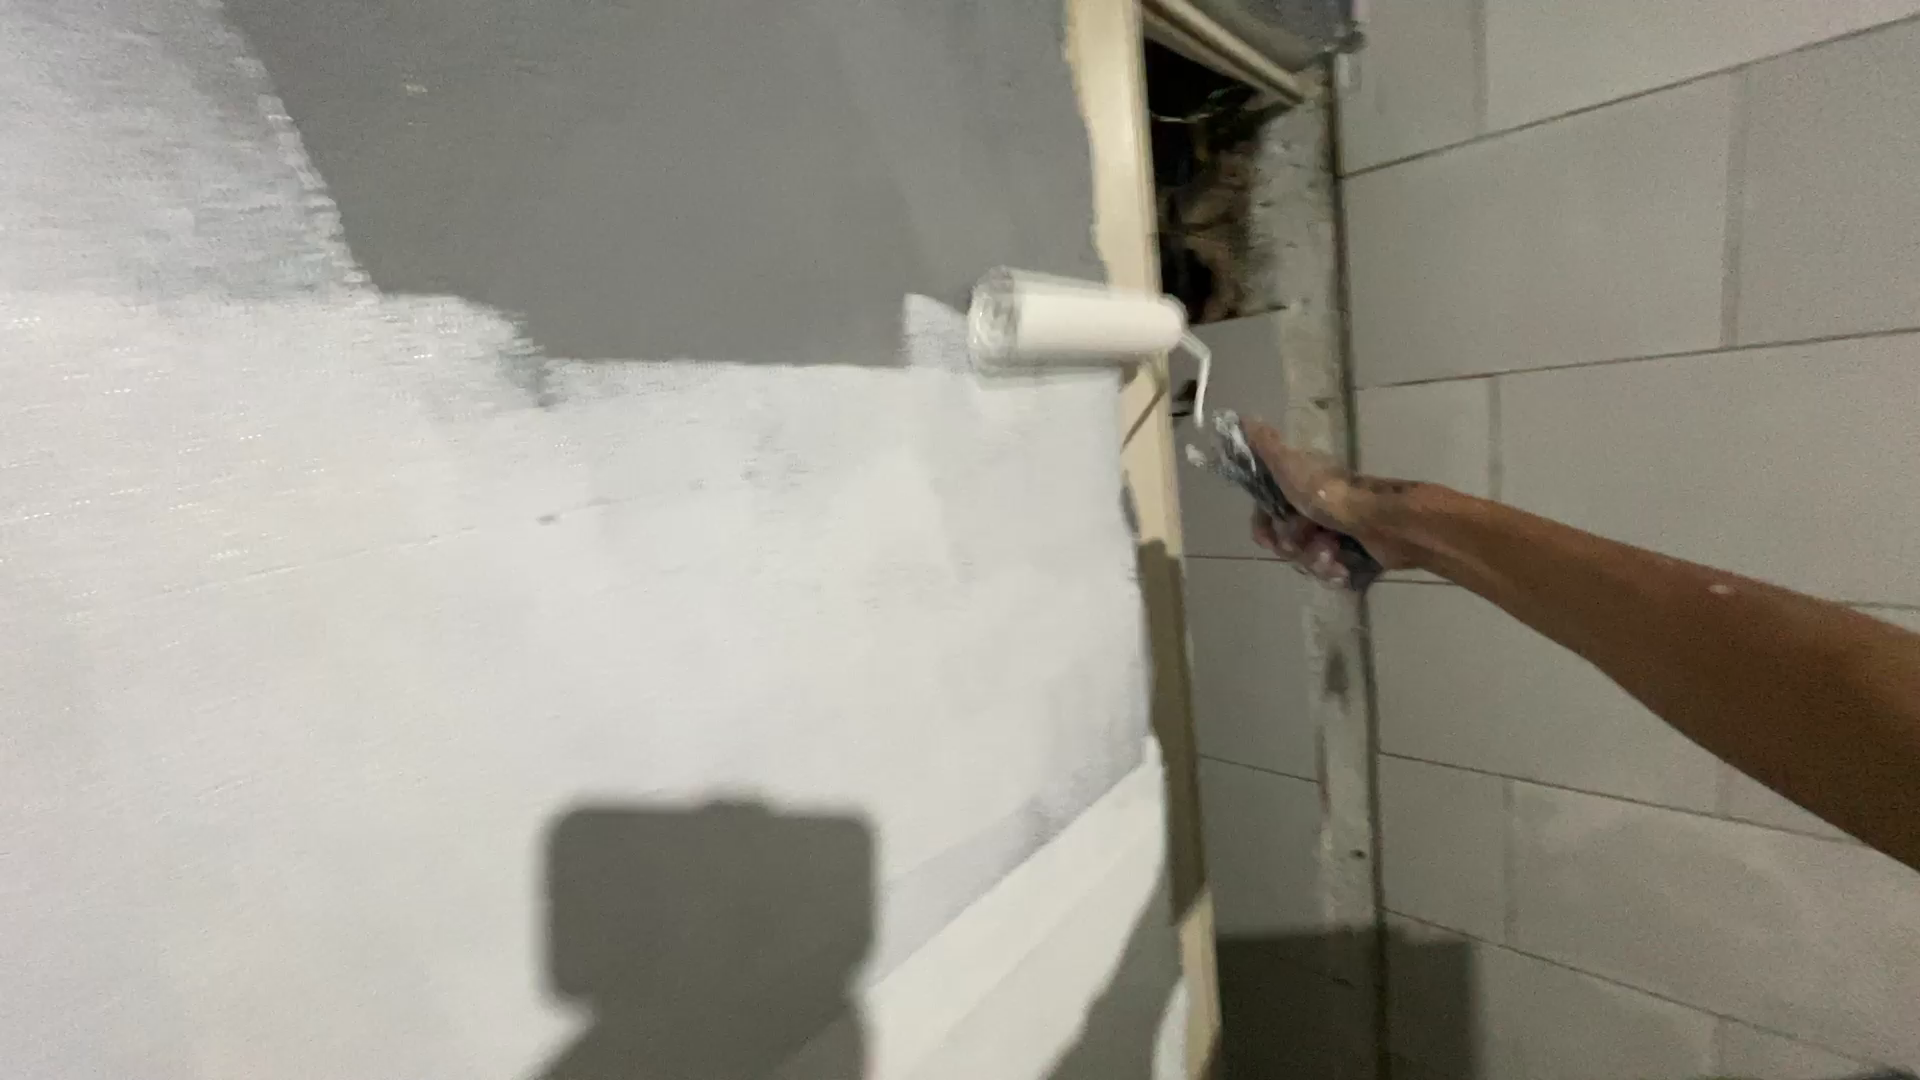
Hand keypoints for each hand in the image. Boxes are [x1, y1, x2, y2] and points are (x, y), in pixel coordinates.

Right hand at [1243, 419, 1425, 583]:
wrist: (1384, 520)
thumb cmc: (1331, 494)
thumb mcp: (1289, 465)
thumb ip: (1265, 446)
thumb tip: (1245, 417)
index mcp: (1302, 487)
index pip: (1269, 513)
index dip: (1264, 527)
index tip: (1267, 538)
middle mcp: (1317, 507)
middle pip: (1286, 539)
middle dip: (1292, 545)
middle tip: (1303, 541)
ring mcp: (1337, 531)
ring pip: (1307, 558)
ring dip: (1314, 558)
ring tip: (1331, 552)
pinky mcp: (1355, 553)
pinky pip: (1330, 572)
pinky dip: (1333, 570)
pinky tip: (1342, 566)